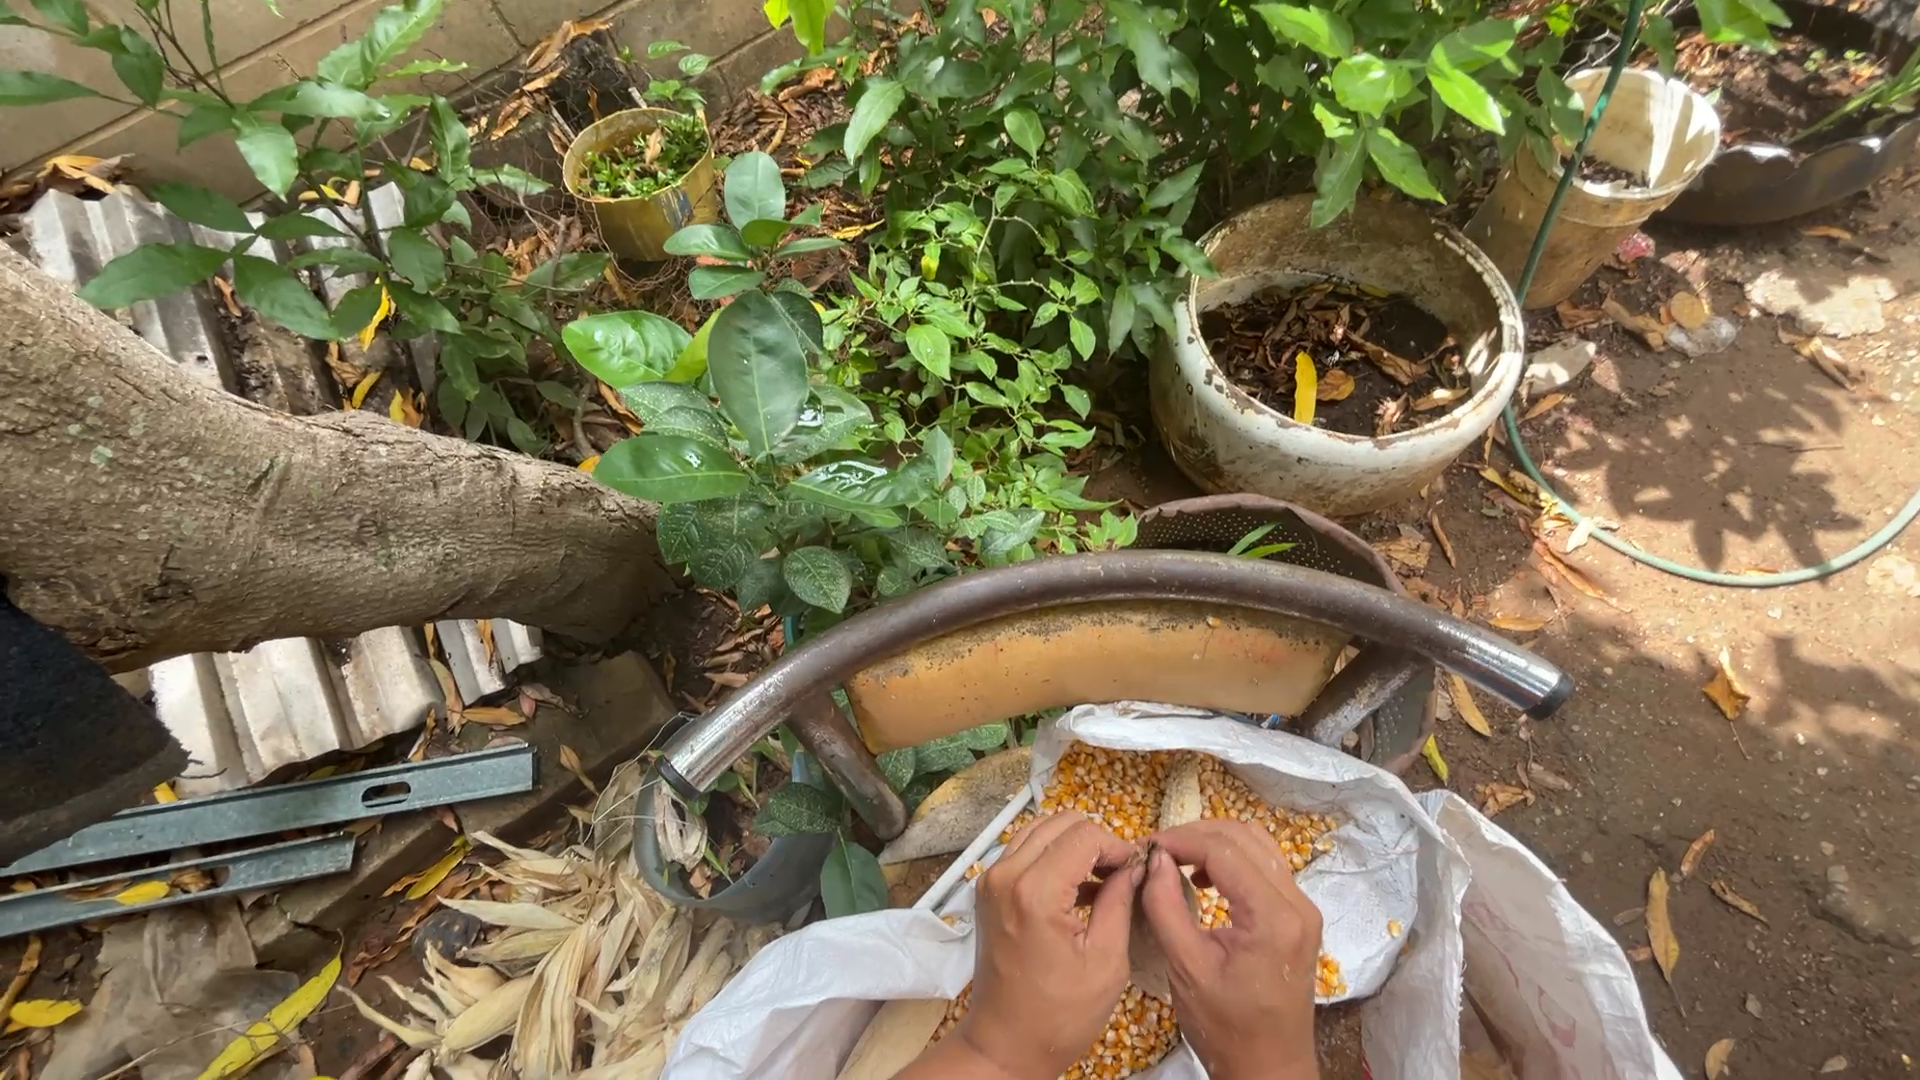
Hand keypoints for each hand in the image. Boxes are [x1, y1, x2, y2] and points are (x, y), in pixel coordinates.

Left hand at [956, 813, 1142, 1078]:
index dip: (1116, 846)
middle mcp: (1006, 873)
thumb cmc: (1059, 1014)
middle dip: (1095, 840)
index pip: (1083, 835)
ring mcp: (991, 877)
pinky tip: (1075, 886)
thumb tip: (1136, 866)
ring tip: (1100, 878)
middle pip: (1060, 822)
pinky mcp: (987, 886)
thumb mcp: (1106, 962)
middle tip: (1119, 872)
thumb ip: (1121, 902)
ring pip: (1040, 828)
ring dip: (1073, 844)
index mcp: (1034, 891)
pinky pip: (1023, 847)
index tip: (1134, 869)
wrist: (1004, 1043)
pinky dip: (1051, 854)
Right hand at [1141, 819, 1322, 1079]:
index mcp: (1274, 916)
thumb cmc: (1226, 1026)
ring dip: (1213, 841)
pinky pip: (1263, 863)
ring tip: (1178, 859)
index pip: (1222, 849)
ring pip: (1255, 842)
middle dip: (1194, 834)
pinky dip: (1230, 857)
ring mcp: (1301, 906)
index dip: (1180, 840)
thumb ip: (1166, 905)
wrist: (1269, 1070)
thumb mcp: (1186, 967)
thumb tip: (1154, 858)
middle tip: (1158, 851)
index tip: (1146, 847)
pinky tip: (1204, 877)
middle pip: (1242, 836)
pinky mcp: (1296, 914)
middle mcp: (1297, 902)